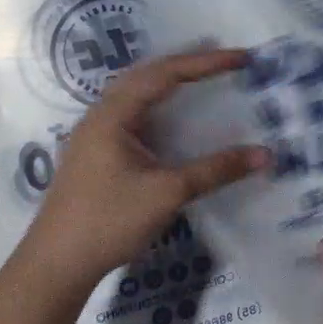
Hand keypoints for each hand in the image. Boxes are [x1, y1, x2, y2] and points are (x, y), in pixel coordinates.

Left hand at [18, 49, 269, 290]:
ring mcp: (95, 135)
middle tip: (226, 61)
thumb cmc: (109, 221)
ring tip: (206, 79)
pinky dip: (161, 106)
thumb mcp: (168, 193)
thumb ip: (216, 170)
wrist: (56, 264)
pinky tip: (177, 118)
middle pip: (147, 75)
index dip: (205, 63)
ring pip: (137, 94)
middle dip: (188, 64)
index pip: (164, 74)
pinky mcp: (97, 155)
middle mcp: (100, 116)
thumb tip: (266, 154)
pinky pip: (134, 115)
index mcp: (112, 115)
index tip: (242, 59)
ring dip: (171, 83)